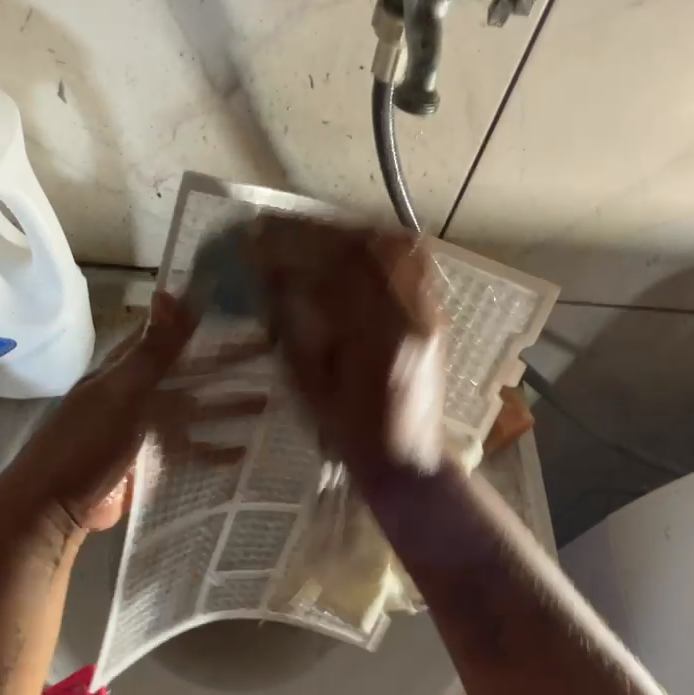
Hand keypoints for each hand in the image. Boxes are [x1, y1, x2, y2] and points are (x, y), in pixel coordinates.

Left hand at [0, 291, 265, 534]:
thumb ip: (152, 350)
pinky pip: (188, 450)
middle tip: (272, 353)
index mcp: (125, 369)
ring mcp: (143, 429)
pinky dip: (213, 449)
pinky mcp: (149, 462)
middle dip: (228, 363)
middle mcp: (136, 392)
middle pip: (190, 371)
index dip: (204, 320)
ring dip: (228, 405)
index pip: (170, 335)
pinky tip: (242, 453)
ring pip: (194, 410)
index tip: (244, 308)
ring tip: (267, 402)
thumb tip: (170, 290)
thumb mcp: (122, 394)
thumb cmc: (84, 443)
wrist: (54, 506)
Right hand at [243, 215, 445, 480]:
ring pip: (396, 246)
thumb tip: (269, 281)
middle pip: (367, 246)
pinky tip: (353, 253)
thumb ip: (292, 333)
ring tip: (316, 237)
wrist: (408, 464)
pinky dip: (380, 248)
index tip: (257, 240)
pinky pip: (415, 262)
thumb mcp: (310, 391)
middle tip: (283, 231)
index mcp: (375, 341)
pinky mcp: (436, 316)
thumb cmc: (353, 437)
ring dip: (351, 232)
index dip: (290, 248)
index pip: (331, 272)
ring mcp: (429, 313)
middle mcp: (410, 317)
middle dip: (319, 231)